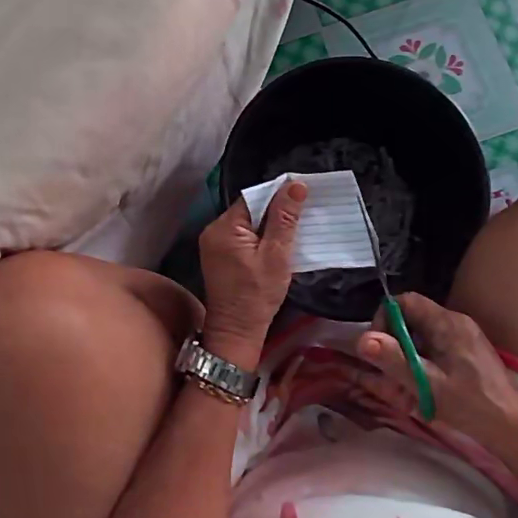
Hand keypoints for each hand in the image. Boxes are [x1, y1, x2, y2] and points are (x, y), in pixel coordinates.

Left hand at [198, 181, 306, 346]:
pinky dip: (259, 236)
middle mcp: (214, 230)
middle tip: (303, 212)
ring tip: (294, 227)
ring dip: (269, 224)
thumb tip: (295, 185)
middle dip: (275, 210)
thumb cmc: (258, 295)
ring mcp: (214, 243)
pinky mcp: (219, 255)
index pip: (254, 197)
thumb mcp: (277, 255)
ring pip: (247, 222)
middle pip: (250, 208)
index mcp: (224, 227)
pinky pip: (242, 235)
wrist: (237, 332)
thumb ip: (284, 219)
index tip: (302, 196)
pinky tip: (277, 243)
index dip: (278, 195)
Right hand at [354, 293, 517, 448]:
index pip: (406, 301)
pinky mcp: (469, 352)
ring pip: (423, 335)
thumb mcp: (427, 384)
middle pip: (413, 318)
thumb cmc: (470, 405)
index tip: (379, 348)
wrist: (511, 426)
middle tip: (389, 371)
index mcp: (447, 323)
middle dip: (395, 342)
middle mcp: (456, 322)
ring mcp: (465, 336)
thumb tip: (362, 339)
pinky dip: (423, 362)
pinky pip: (436, 347)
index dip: (385, 319)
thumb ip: (395, 360)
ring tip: (406, 384)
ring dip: (408, 355)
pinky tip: (424, 388)